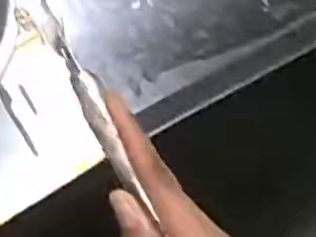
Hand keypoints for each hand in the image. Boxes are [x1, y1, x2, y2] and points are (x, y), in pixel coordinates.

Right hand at [103, 91, 229, 236]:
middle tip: (108, 114)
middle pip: (166, 185)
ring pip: (179, 206)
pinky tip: (155, 208)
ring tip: (123, 150)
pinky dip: (165, 206)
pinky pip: (187, 222)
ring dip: (150, 178)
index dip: (129, 132)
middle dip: (136, 149)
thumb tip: (119, 195)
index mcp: (191, 227)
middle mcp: (208, 228)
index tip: (110, 93)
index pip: (154, 172)